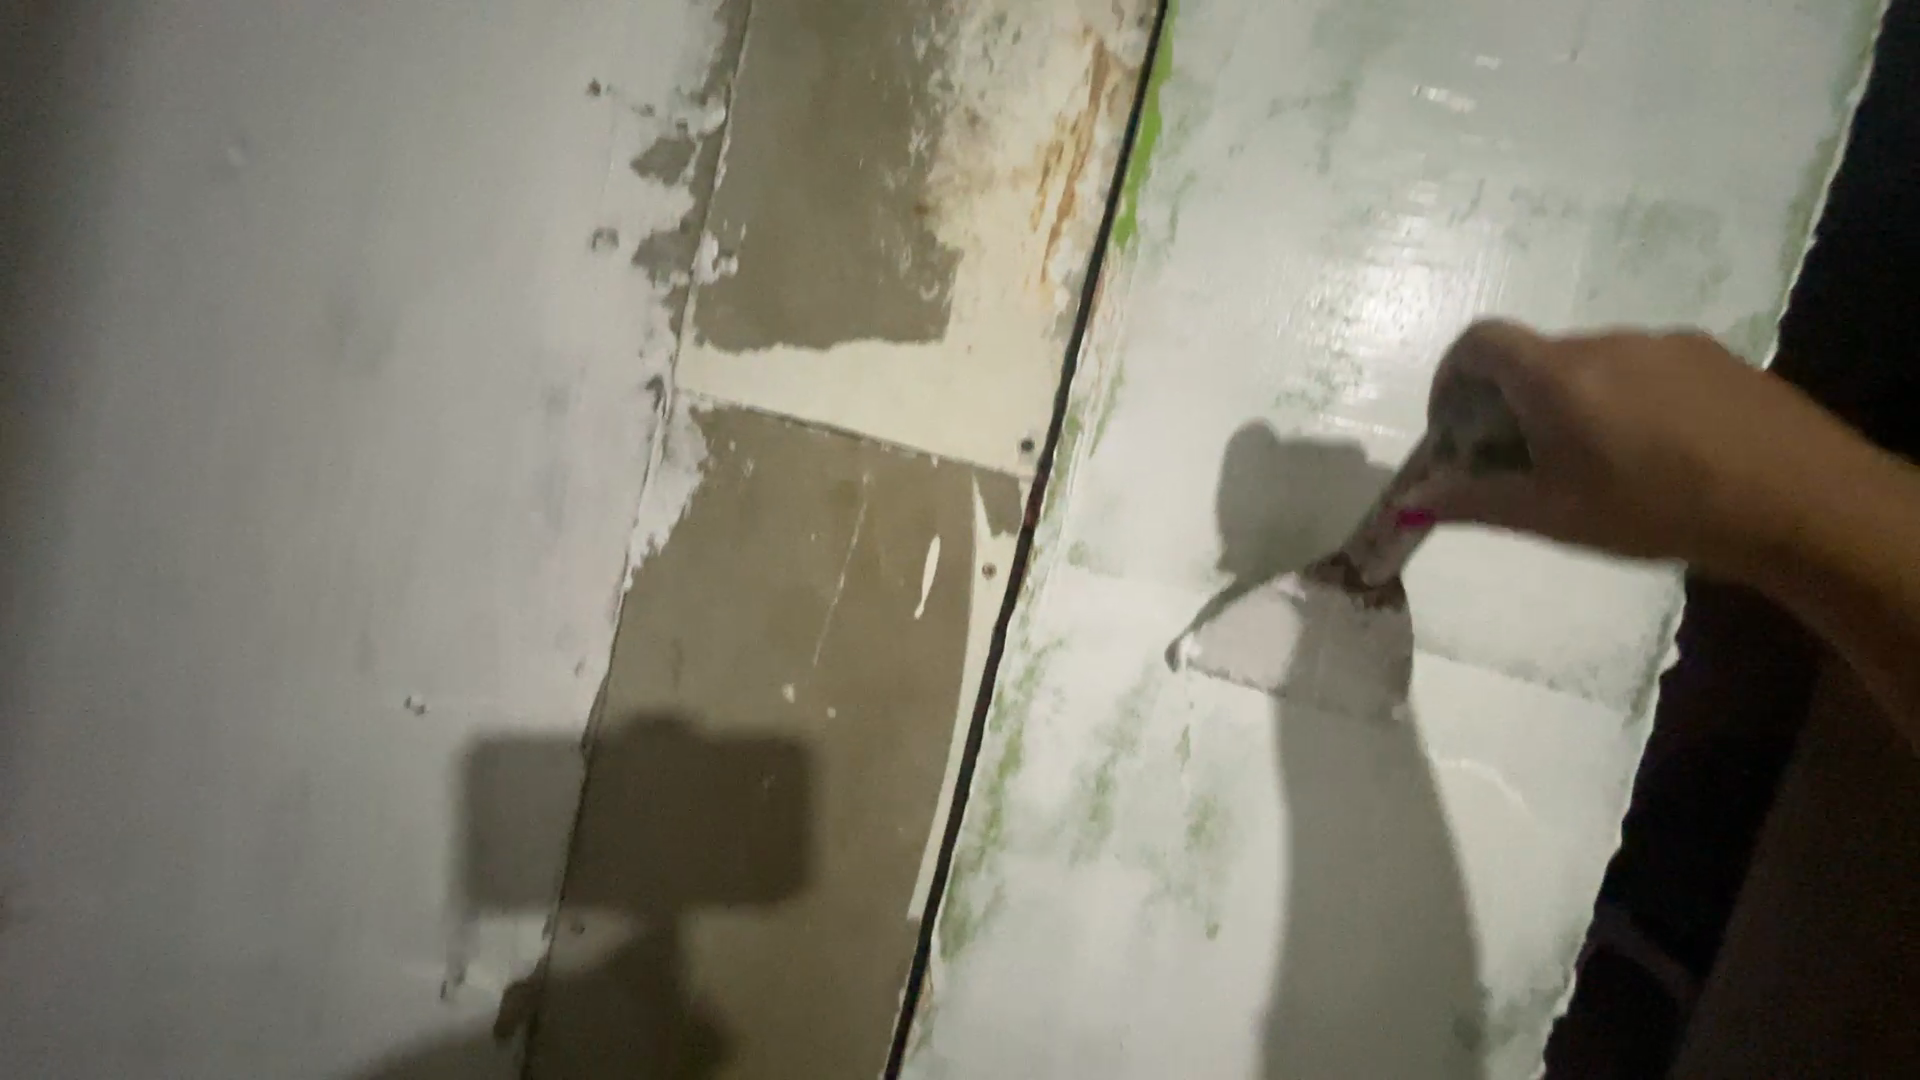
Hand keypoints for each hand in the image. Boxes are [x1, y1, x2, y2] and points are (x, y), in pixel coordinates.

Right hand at [1405, 319, 1875, 578]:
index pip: (1479, 341)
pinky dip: (1615, 396)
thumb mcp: (1548, 515)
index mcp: (1557, 376)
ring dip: (1561, 399)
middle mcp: (1606, 344)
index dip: (1450, 375)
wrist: (1806, 506)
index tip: (1453, 423)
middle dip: (1505, 400)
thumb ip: (1470, 502)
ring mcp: (1666, 344)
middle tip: (1516, 457)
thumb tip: (1406, 505)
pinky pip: (1638, 365)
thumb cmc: (1653, 509)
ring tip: (1585, 458)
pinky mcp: (1714, 356)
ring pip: (1584, 362)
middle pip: (1530, 357)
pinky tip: (1645, 448)